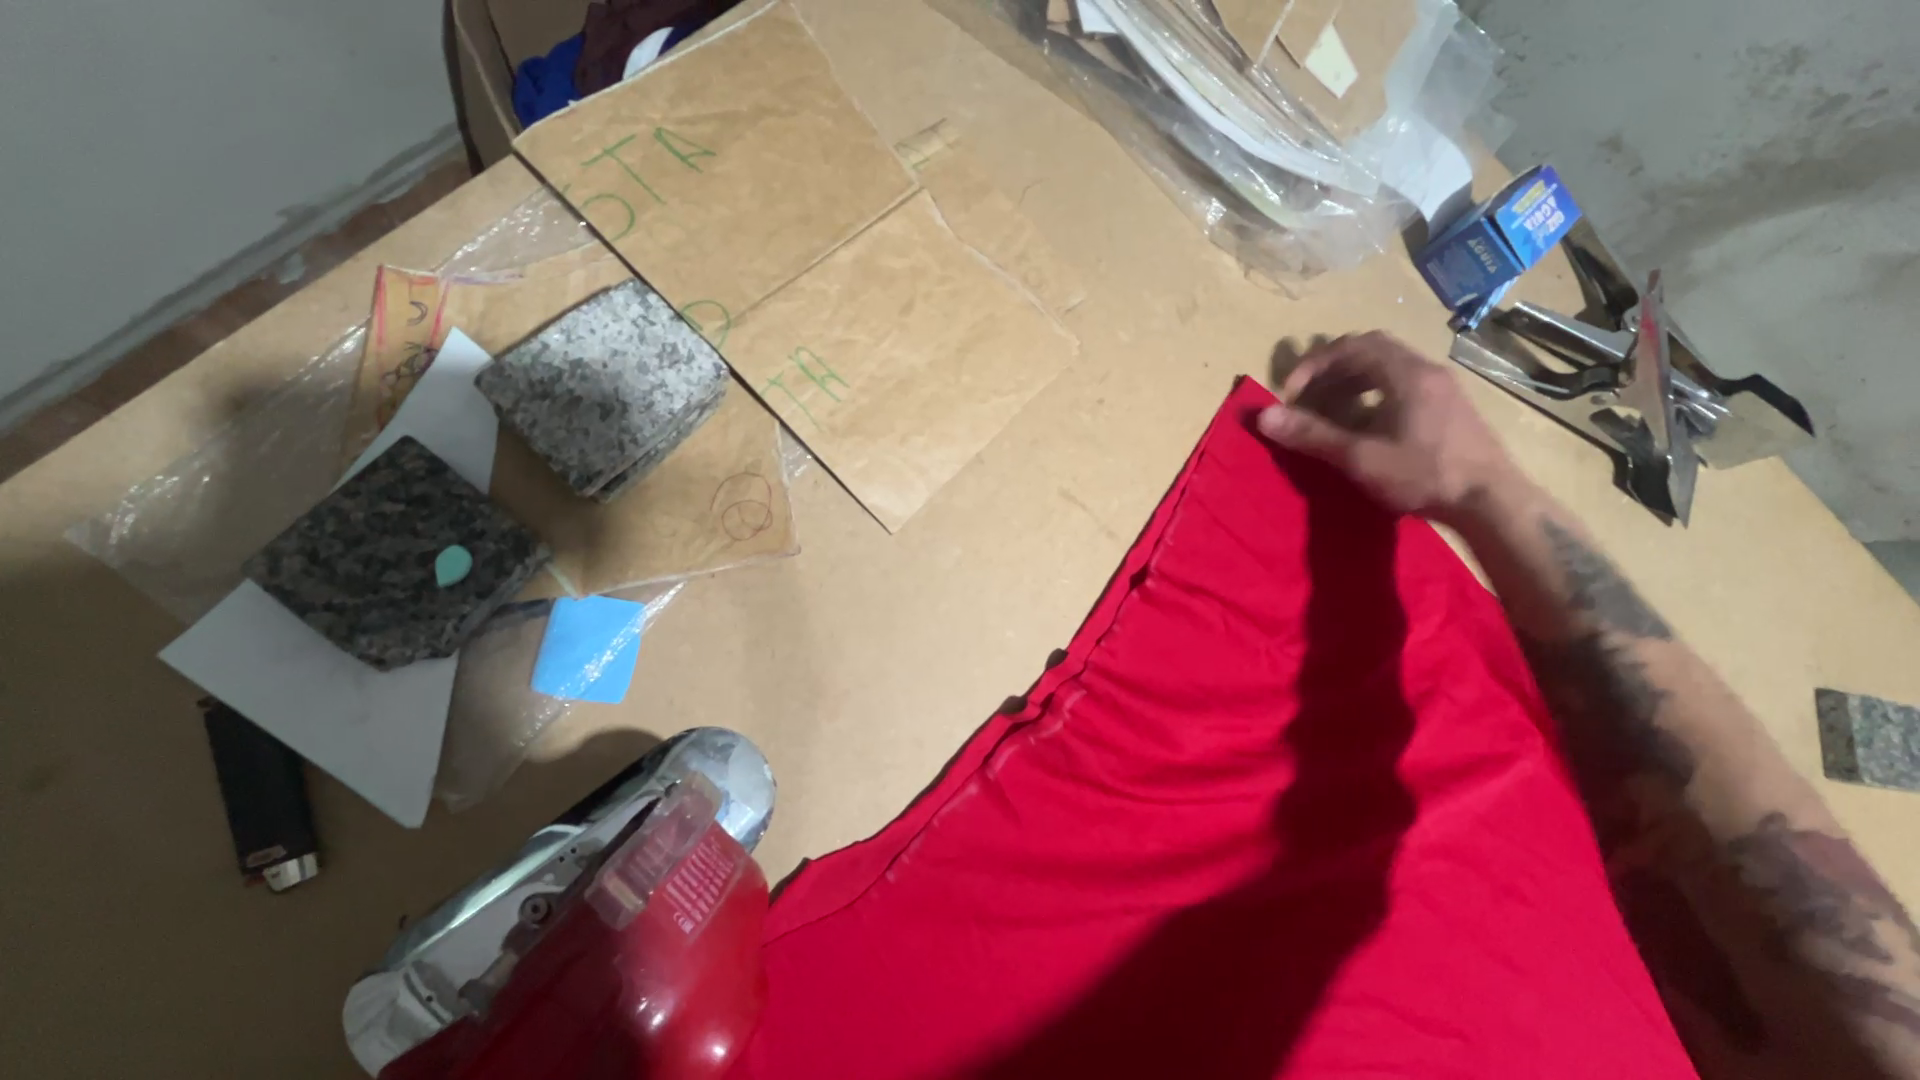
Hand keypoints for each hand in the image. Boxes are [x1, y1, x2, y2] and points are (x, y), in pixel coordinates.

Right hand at [1257, 332, 1516, 524]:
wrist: (1491, 501)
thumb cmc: (1424, 475)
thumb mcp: (1361, 458)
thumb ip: (1312, 434)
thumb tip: (1264, 416)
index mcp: (1406, 374)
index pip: (1351, 346)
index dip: (1314, 365)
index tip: (1291, 395)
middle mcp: (1426, 370)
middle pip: (1370, 351)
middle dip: (1330, 370)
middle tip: (1307, 397)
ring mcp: (1441, 388)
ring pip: (1387, 367)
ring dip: (1350, 382)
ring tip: (1328, 412)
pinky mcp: (1447, 408)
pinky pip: (1401, 384)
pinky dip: (1371, 395)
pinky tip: (1362, 425)